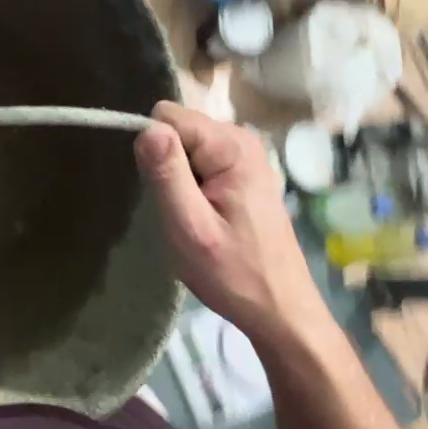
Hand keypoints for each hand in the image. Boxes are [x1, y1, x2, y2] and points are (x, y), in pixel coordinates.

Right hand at [134, 102, 325, 341]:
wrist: (281, 311)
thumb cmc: (234, 274)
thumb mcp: (190, 228)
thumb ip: (167, 174)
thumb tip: (146, 128)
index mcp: (231, 146)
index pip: (167, 117)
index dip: (154, 151)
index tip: (165, 192)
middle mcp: (241, 139)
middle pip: (177, 127)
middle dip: (166, 165)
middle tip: (181, 210)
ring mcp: (245, 154)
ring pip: (185, 144)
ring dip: (178, 177)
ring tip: (193, 215)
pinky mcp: (244, 171)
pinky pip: (199, 159)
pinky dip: (192, 184)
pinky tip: (205, 215)